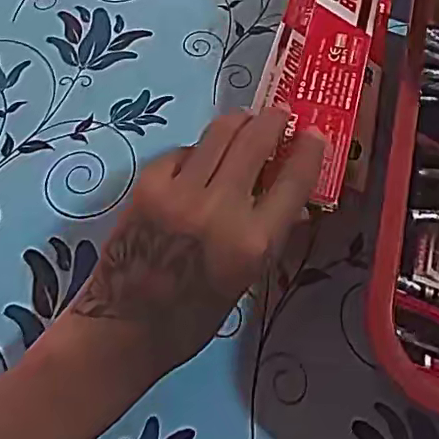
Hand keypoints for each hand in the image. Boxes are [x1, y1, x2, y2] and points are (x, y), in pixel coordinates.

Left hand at [46, 109, 325, 390]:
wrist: (123, 326)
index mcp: (253, 243)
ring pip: (220, 133)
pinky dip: (199, 150)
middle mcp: (220, 210)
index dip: (309, 151)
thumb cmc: (193, 315)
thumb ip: (271, 233)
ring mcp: (180, 192)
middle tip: (280, 112)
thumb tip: (297, 201)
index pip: (294, 182)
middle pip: (256, 142)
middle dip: (273, 120)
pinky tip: (202, 157)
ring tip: (246, 119)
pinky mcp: (148, 183)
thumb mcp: (247, 279)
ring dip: (239, 121)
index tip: (314, 133)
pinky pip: (185, 151)